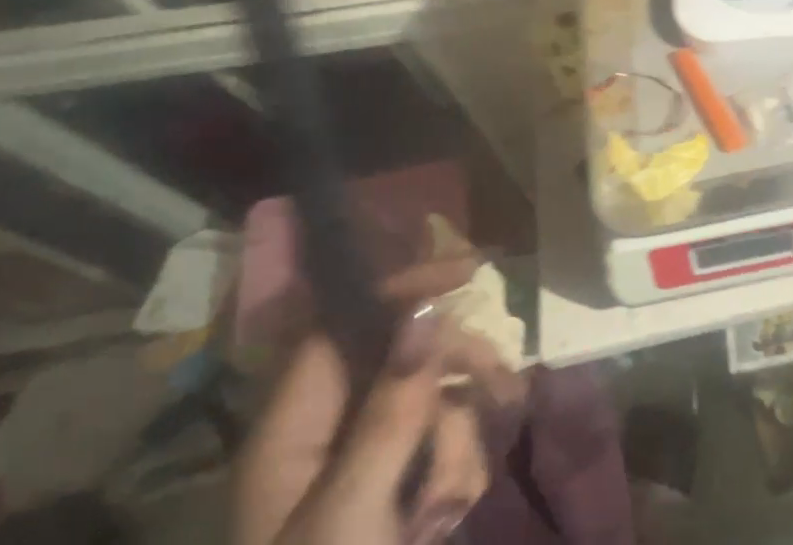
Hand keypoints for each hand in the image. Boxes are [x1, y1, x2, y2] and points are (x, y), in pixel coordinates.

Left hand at [234, 260, 523, 544]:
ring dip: (457, 447)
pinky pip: (450, 446)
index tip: (470, 273)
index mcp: (293, 429)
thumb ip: (390, 411)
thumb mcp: (353, 512)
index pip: (343, 326)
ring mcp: (371, 461)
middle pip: (406, 357)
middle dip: (455, 375)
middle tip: (498, 390)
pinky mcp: (403, 487)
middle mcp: (331, 433)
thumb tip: (424, 312)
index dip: (401, 288)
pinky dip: (459, 474)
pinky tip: (447, 519)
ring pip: (438, 403)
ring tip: (443, 513)